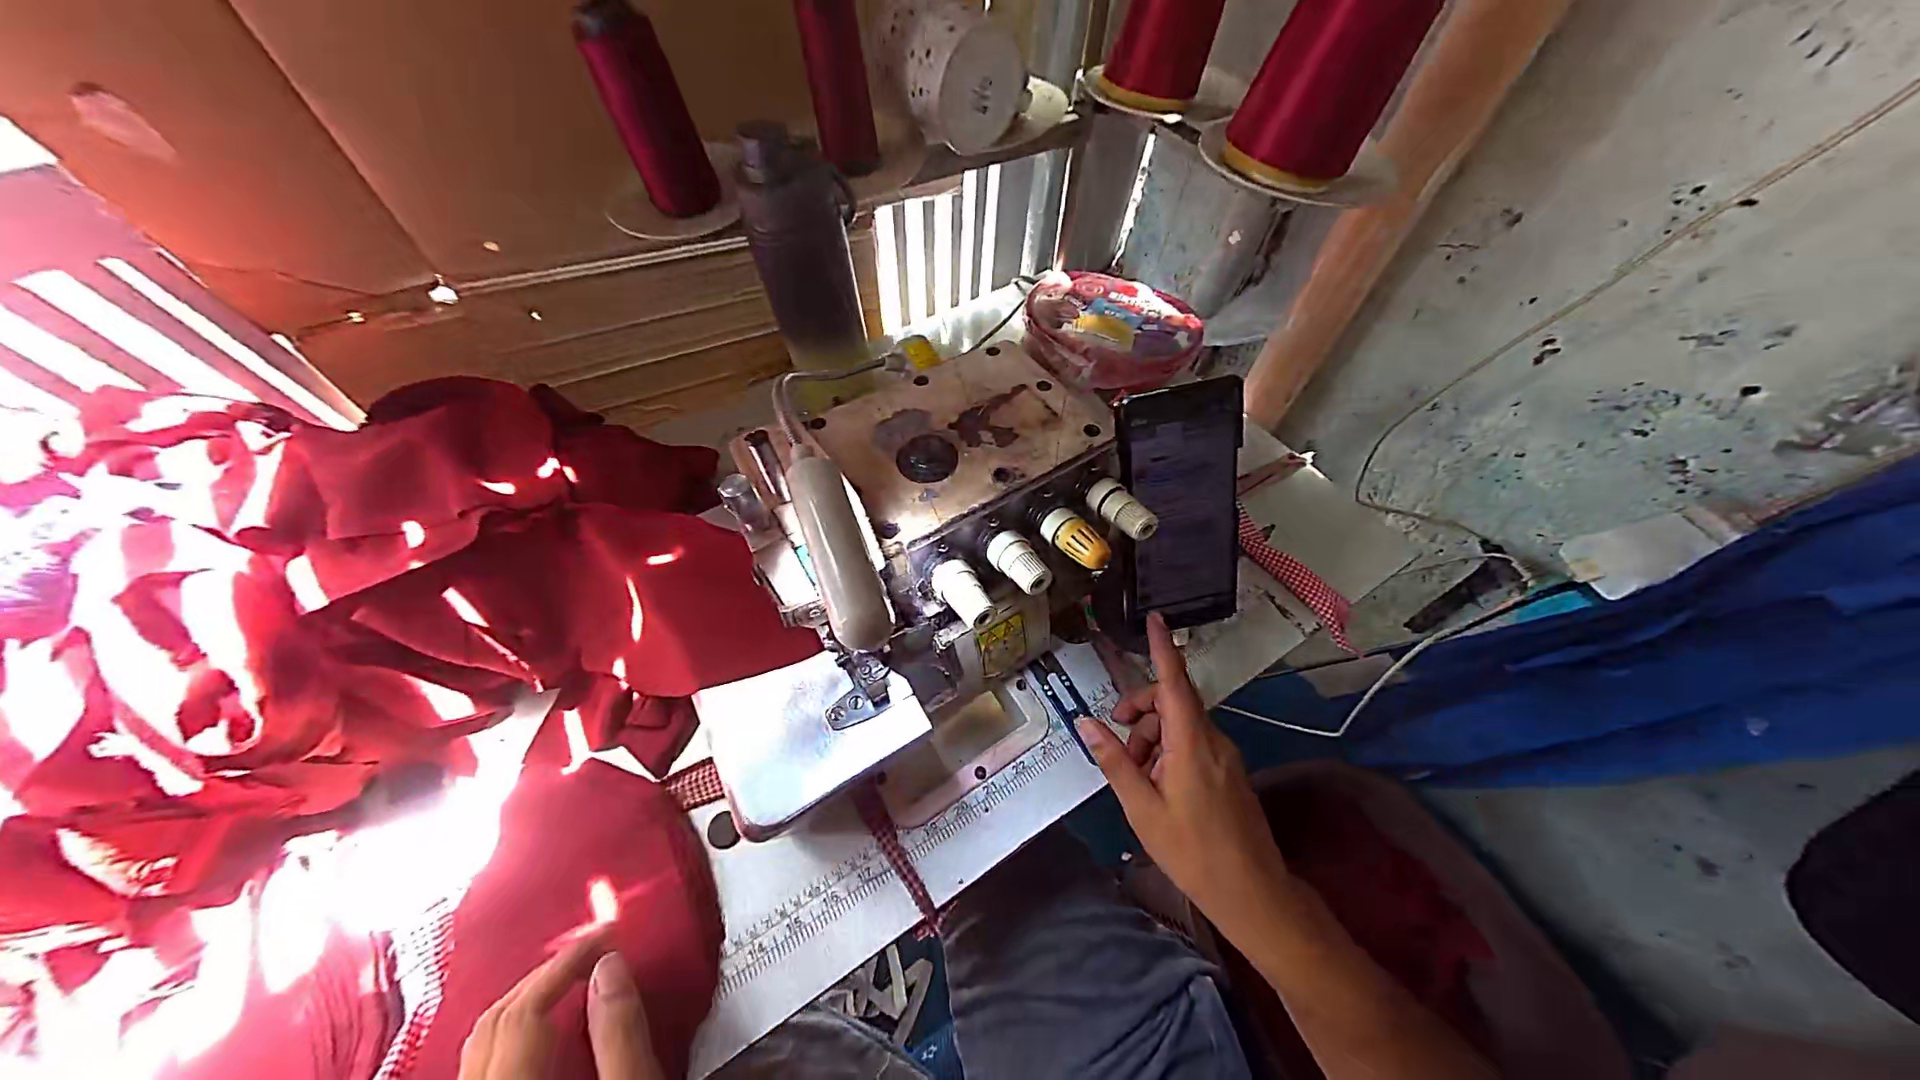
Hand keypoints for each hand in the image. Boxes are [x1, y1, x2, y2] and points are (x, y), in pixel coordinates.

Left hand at [459, 927, 664, 1079]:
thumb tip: (610, 966)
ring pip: (482, 1041)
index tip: (604, 934)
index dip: (567, 962)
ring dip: (527, 999)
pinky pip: (483, 1063)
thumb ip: (621, 1033)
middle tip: (591, 949)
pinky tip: (547, 1024)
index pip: (525, 1008)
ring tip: (572, 977)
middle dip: (546, 974)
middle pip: (497, 1020)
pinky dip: (514, 1030)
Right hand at [1077, 613, 1290, 942]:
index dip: (1162, 648)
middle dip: (1139, 712)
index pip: (1175, 682)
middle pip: (1171, 701)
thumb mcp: (1141, 807)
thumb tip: (1086, 723)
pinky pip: (1192, 742)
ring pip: (1179, 723)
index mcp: (1192, 744)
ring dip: (1151, 737)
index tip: (1155, 618)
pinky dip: (1167, 751)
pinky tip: (1157, 784)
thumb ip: (1114, 760)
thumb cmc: (1192, 851)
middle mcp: (1213, 740)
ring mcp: (1224, 754)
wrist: (1252, 892)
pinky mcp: (1228, 769)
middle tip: (1119, 745)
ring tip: (1138, 777)